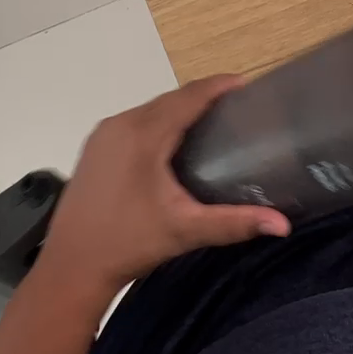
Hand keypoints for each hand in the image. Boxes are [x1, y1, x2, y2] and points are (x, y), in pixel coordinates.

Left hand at [37, 76, 290, 295]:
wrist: (70, 268)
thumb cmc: (129, 245)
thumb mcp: (186, 230)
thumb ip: (235, 223)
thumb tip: (283, 225)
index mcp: (143, 134)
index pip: (188, 96)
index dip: (219, 86)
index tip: (247, 85)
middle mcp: (121, 124)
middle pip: (170, 99)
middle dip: (203, 97)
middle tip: (237, 107)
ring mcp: (103, 134)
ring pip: (151, 109)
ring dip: (180, 109)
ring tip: (212, 120)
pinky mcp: (94, 147)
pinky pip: (134, 121)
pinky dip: (159, 121)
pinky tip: (174, 140)